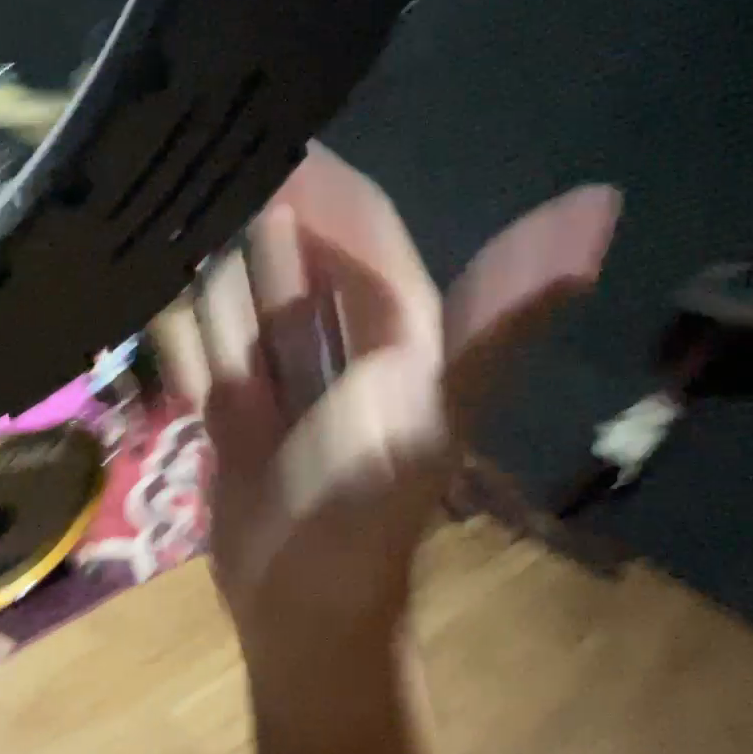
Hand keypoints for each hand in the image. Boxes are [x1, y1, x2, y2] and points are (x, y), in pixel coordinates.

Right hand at [158, 144, 619, 661]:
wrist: (302, 609)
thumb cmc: (361, 516)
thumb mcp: (427, 419)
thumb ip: (494, 324)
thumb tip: (595, 209)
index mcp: (402, 348)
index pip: (368, 251)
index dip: (332, 198)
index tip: (283, 144)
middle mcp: (342, 362)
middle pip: (301, 276)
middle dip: (264, 227)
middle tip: (205, 173)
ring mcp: (282, 397)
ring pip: (248, 316)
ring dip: (218, 274)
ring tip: (172, 222)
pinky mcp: (235, 428)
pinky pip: (207, 364)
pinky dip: (186, 333)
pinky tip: (157, 300)